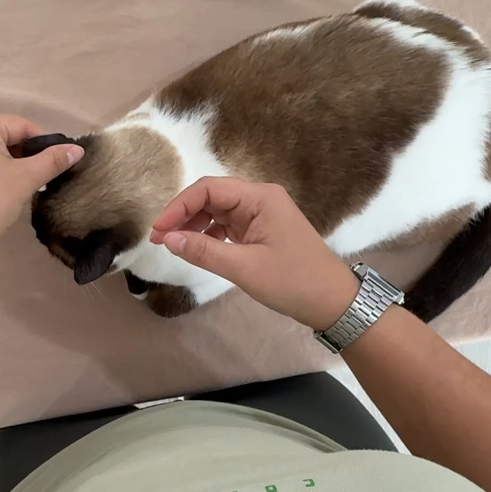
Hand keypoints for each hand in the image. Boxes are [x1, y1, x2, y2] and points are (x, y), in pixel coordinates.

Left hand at [0, 114, 82, 271]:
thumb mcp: (26, 179)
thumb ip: (54, 160)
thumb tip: (78, 149)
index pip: (20, 125)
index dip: (43, 143)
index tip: (57, 164)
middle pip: (3, 136)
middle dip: (24, 155)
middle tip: (38, 179)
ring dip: (8, 164)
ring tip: (20, 187)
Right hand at [151, 177, 358, 328]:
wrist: (332, 301)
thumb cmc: (292, 282)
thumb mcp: (243, 268)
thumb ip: (203, 251)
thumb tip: (167, 238)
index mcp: (260, 198)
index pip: (208, 189)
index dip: (179, 206)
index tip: (158, 231)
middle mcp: (260, 198)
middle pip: (211, 196)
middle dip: (183, 214)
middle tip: (159, 239)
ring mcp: (261, 214)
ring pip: (217, 210)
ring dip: (194, 225)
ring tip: (174, 244)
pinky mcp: (261, 230)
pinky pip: (227, 224)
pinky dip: (209, 235)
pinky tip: (198, 249)